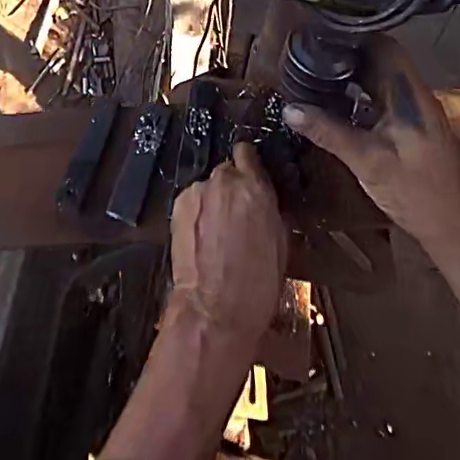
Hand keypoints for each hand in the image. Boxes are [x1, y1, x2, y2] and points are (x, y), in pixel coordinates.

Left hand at [168, 142, 284, 336]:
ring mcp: (198, 191)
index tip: (249, 173)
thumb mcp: (279, 243)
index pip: (247, 154)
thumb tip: (263, 199)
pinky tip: (202, 237)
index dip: (248, 163)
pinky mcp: (179, 204)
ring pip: (208, 188)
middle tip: (235, 216)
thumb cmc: (257, 284)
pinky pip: (192, 201)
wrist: (215, 306)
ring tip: (217, 233)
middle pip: (227, 172)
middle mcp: (225, 182)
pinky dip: (197, 213)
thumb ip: (269, 210)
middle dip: (231, 189)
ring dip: (213, 202)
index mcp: (256, 188)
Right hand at [281, 34, 459, 251]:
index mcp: (410, 96)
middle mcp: (416, 97)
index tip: (323, 34)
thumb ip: (328, 131)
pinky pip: (383, 96)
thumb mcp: (365, 160)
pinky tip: (337, 103)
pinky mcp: (412, 126)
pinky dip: (360, 93)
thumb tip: (289, 109)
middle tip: (311, 53)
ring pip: (382, 78)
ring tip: (318, 73)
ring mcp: (416, 112)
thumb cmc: (414, 192)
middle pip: (382, 59)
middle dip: (348, 54)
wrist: (450, 230)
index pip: (386, 47)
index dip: (355, 36)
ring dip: (353, 74)